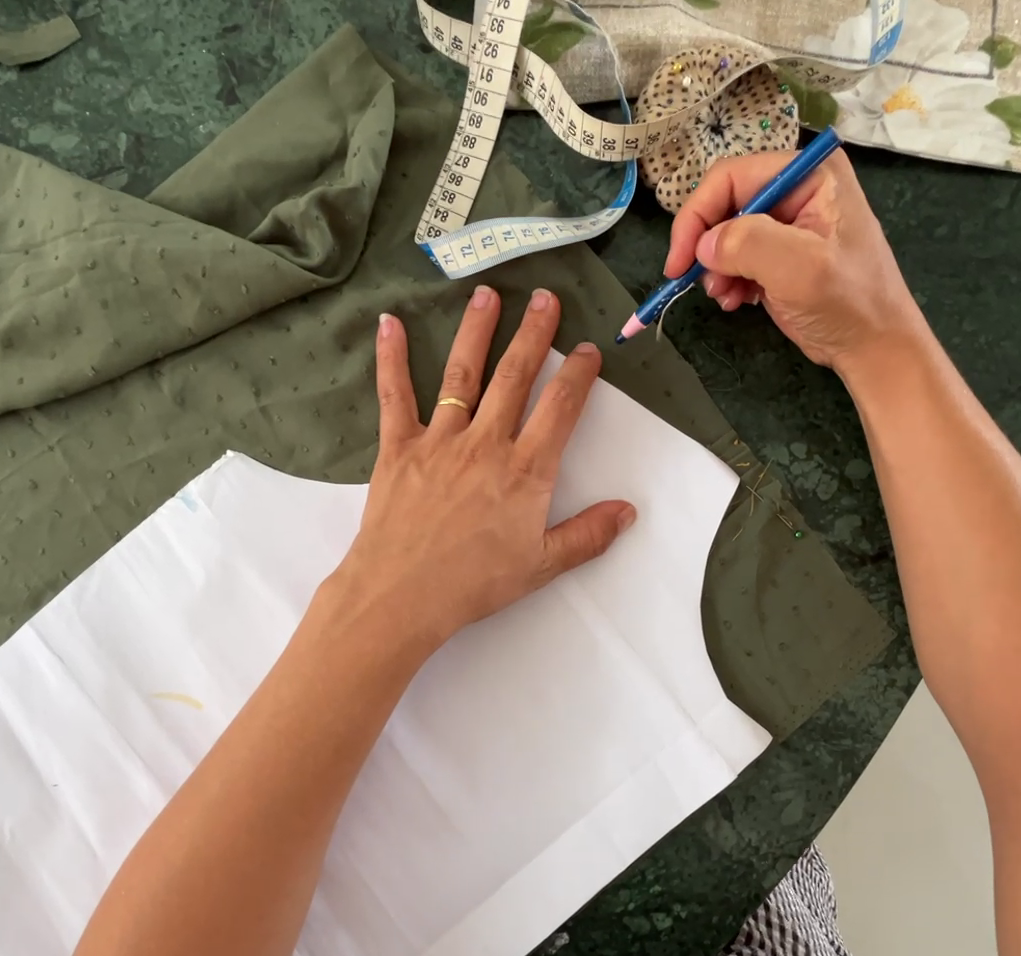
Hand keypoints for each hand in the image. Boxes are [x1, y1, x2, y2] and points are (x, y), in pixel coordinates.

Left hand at [326, 286, 635, 651]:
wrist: (403, 594)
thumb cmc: (475, 583)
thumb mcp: (542, 565)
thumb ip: (588, 535)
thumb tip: (629, 510)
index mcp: (526, 470)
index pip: (561, 409)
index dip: (578, 375)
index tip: (588, 349)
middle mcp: (486, 443)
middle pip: (515, 377)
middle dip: (534, 334)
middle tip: (545, 298)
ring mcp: (440, 441)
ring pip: (463, 375)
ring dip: (477, 331)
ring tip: (488, 295)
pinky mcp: (398, 448)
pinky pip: (396, 396)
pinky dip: (393, 359)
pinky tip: (391, 324)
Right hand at [665, 150, 936, 377]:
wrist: (872, 347)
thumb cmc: (848, 303)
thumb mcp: (800, 268)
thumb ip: (749, 243)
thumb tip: (703, 245)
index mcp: (809, 175)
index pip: (731, 177)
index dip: (697, 216)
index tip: (678, 262)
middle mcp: (796, 189)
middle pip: (724, 204)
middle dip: (707, 245)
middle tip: (699, 283)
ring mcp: (787, 223)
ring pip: (724, 234)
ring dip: (715, 268)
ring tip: (725, 296)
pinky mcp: (778, 254)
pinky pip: (735, 258)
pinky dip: (727, 280)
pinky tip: (736, 301)